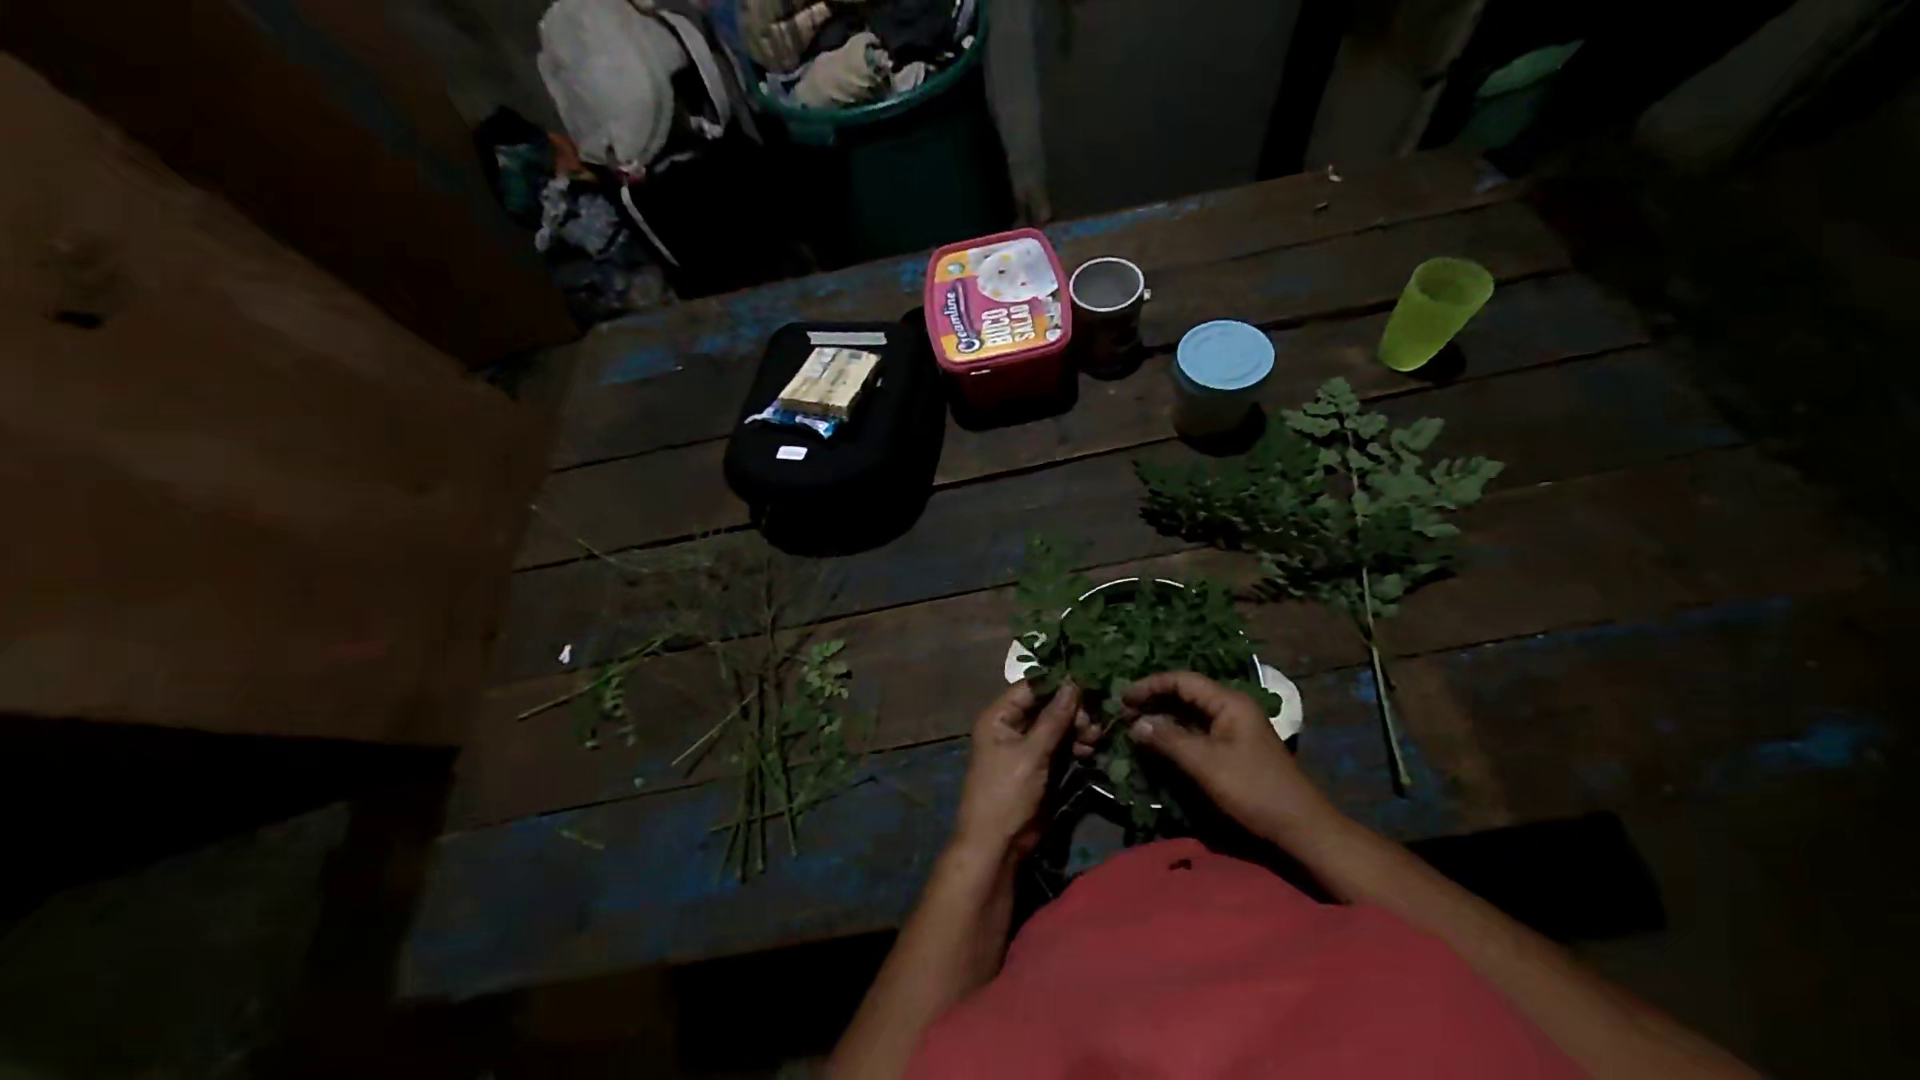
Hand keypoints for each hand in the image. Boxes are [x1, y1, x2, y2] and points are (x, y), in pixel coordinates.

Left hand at [953, 681, 1081, 855]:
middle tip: (1093, 723)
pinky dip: (1075, 746)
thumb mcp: (1031, 753)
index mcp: (999, 716)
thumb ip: (1054, 718)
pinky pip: (1061, 746)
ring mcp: (1027, 746)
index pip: (1031, 686)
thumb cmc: (1006, 793)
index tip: (1089, 683)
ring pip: (1057, 726)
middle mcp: (1011, 726)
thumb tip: (1073, 683)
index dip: (1058, 684)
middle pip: (1047, 705)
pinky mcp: (1041, 765)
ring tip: (1094, 738)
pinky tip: (1090, 751)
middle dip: (1073, 711)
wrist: (998, 843)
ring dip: (1078, 729)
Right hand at [1120, 672, 1332, 837]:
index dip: (1150, 685)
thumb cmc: (1253, 789)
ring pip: (1190, 712)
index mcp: (1229, 702)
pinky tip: (1158, 742)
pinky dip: (1175, 732)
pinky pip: (1198, 729)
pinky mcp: (1233, 747)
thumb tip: (1135, 724)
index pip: (1182, 680)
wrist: (1299, 825)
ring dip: (1162, 717)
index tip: (1123, 698)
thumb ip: (1168, 740)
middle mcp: (1231, 707)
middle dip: (1154, 700)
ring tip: (1134, 726)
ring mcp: (1233, 727)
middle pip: (1186, 693)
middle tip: (1124, 712)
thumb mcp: (1205, 764)